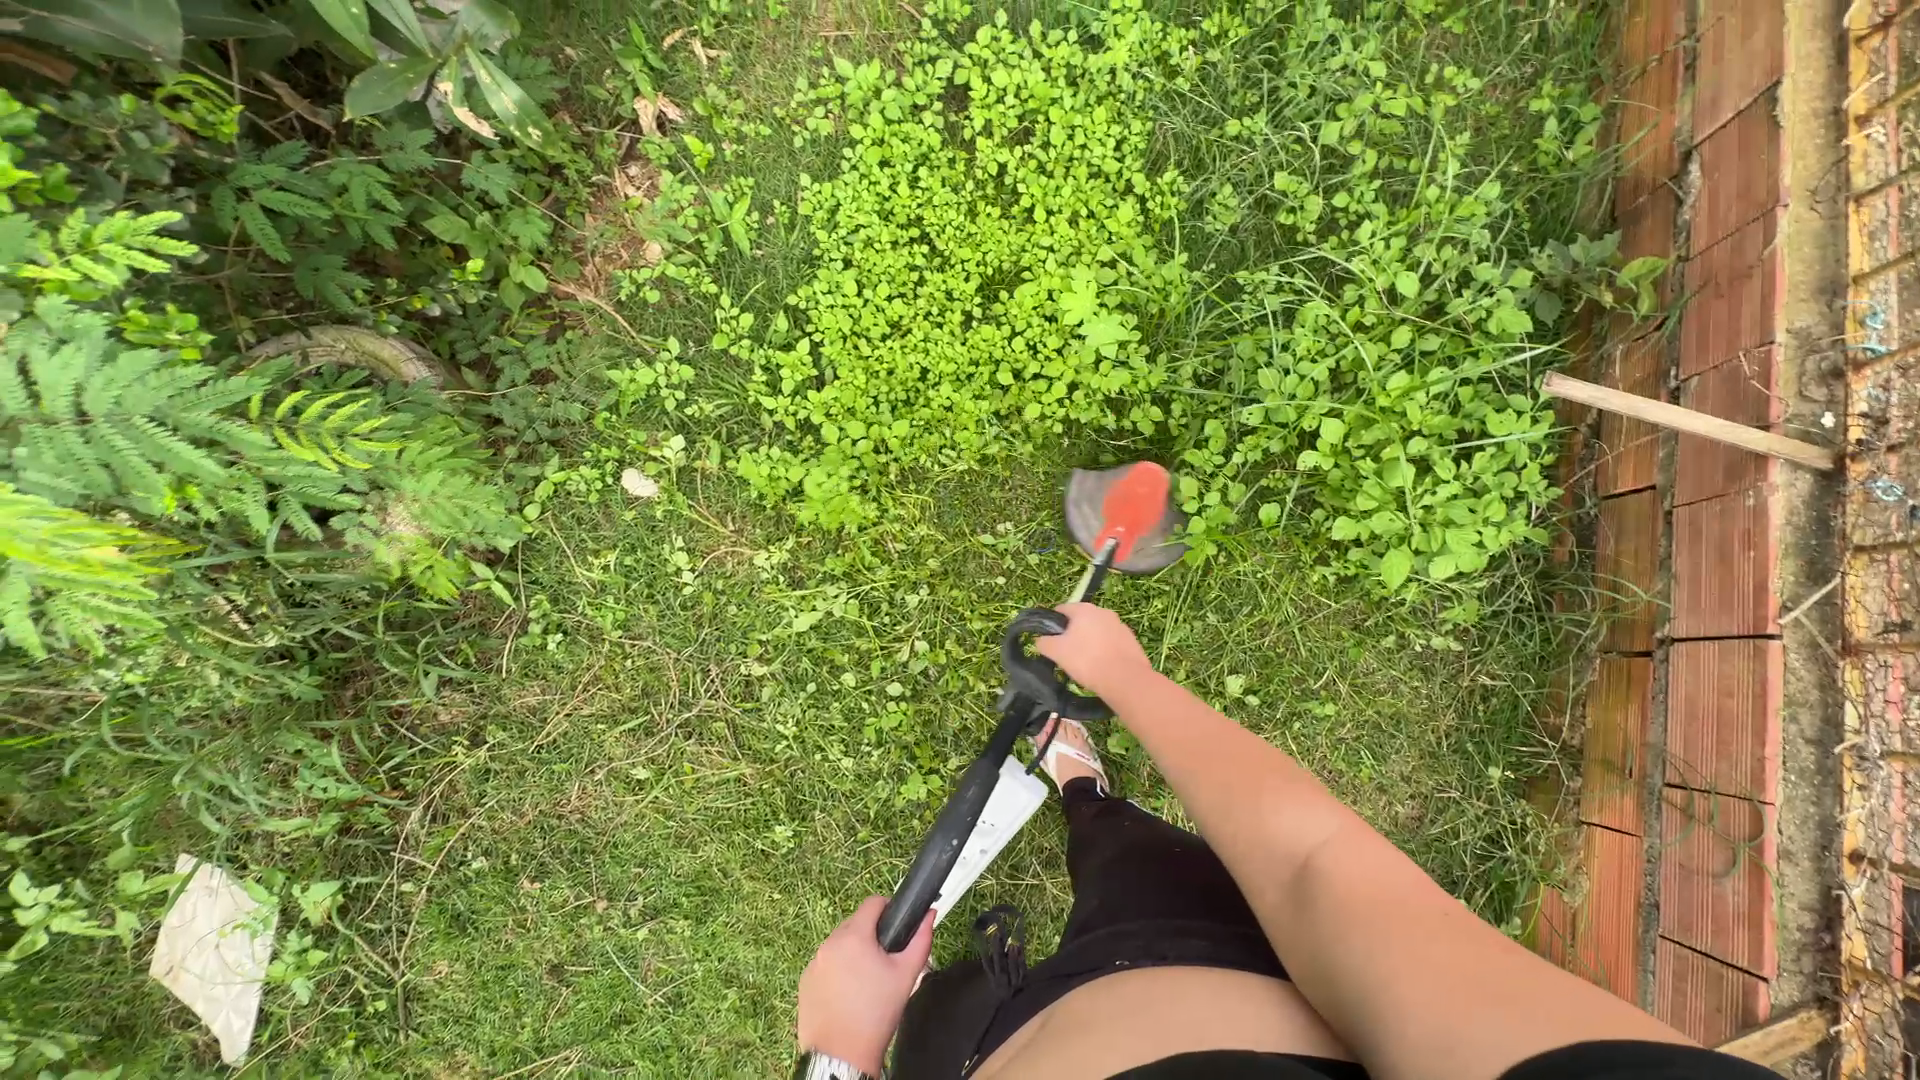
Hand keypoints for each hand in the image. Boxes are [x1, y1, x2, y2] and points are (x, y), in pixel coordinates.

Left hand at [797, 896, 934, 1073]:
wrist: (842, 1055)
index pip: (873, 902)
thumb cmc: (877, 1014)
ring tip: (867, 981)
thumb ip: (921, 940)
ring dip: (854, 953)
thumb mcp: (906, 975)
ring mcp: (814, 962)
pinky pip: (826, 964)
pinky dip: (838, 970)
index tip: (897, 929)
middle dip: (871, 936)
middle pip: (856, 923)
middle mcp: (829, 943)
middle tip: (884, 962)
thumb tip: (929, 915)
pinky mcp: (805, 981)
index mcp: (854, 935)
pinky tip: (849, 993)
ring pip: (840, 944)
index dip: (889, 910)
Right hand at [1034, 602, 1156, 700]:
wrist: (1124, 679)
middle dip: (1072, 634)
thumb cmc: (1086, 660)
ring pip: (1097, 631)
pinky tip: (1101, 667)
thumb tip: (1040, 640)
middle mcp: (1103, 611)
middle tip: (1066, 654)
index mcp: (1084, 609)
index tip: (1049, 640)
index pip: (1061, 609)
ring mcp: (1119, 625)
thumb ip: (1043, 642)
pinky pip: (1111, 642)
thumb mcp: (1056, 652)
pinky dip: (1104, 651)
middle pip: (1081, 620)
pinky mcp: (1131, 640)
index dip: (1052, 624)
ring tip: (1085, 663)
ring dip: (1089, 642)